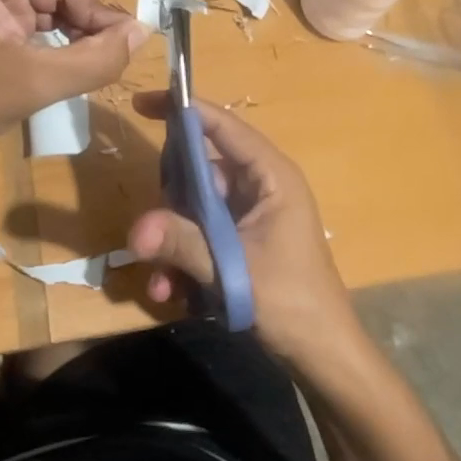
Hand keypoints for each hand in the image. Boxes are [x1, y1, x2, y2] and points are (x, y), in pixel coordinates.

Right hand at [126, 92, 359, 367]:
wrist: (324, 356)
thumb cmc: (291, 302)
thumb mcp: (233, 269)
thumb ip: (184, 243)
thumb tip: (136, 229)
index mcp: (271, 176)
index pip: (222, 126)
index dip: (183, 111)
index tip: (143, 103)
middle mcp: (260, 186)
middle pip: (200, 171)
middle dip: (170, 206)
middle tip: (149, 235)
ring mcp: (251, 213)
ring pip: (195, 208)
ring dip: (173, 241)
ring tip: (162, 282)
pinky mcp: (243, 239)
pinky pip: (202, 233)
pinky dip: (184, 257)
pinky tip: (173, 292)